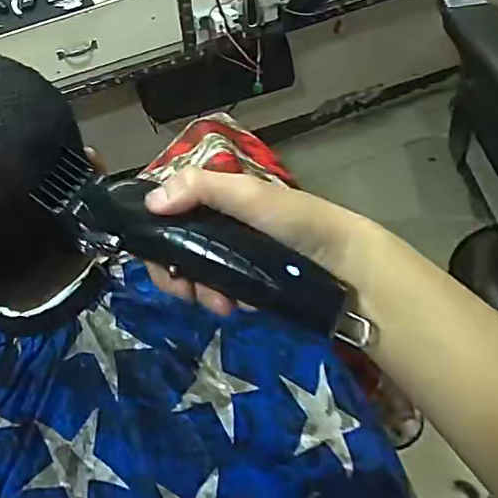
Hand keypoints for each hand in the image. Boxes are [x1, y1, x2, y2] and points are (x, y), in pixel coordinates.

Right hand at [140, 169, 386, 314]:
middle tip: (185, 289)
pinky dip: (220, 303)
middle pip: (175, 249)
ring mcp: (233, 258)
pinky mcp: (247, 287)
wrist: (347, 267)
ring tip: (221, 304)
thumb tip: (150, 202)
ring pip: (194, 276)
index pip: (169, 212)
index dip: (155, 234)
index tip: (156, 257)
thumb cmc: (296, 220)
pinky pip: (218, 296)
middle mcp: (220, 226)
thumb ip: (199, 188)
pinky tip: (236, 308)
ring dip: (198, 292)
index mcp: (218, 197)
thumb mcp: (248, 194)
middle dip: (174, 273)